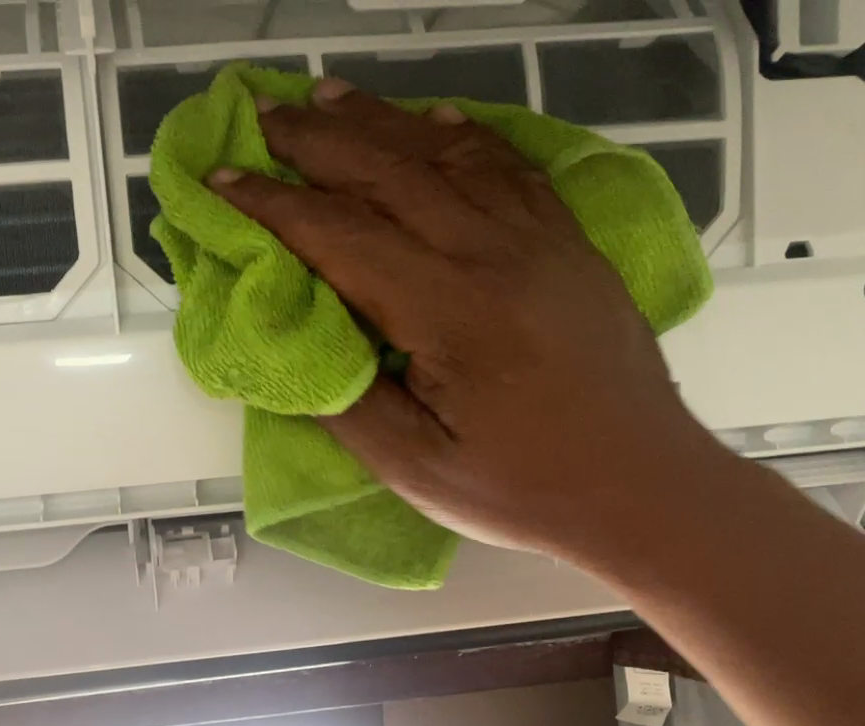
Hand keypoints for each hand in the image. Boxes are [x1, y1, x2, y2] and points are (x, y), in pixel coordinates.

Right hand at [209, 79, 738, 564]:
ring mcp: (541, 240)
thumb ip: (345, 400)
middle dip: (315, 142)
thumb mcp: (415, 467)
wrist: (641, 487)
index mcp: (453, 311)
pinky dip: (461, 134)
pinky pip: (509, 168)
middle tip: (259, 116)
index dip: (275, 207)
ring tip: (325, 96)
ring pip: (447, 156)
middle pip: (391, 174)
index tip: (223, 181)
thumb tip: (290, 342)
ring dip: (379, 121)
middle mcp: (498, 254)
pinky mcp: (568, 244)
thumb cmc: (521, 490)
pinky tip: (433, 119)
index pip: (343, 237)